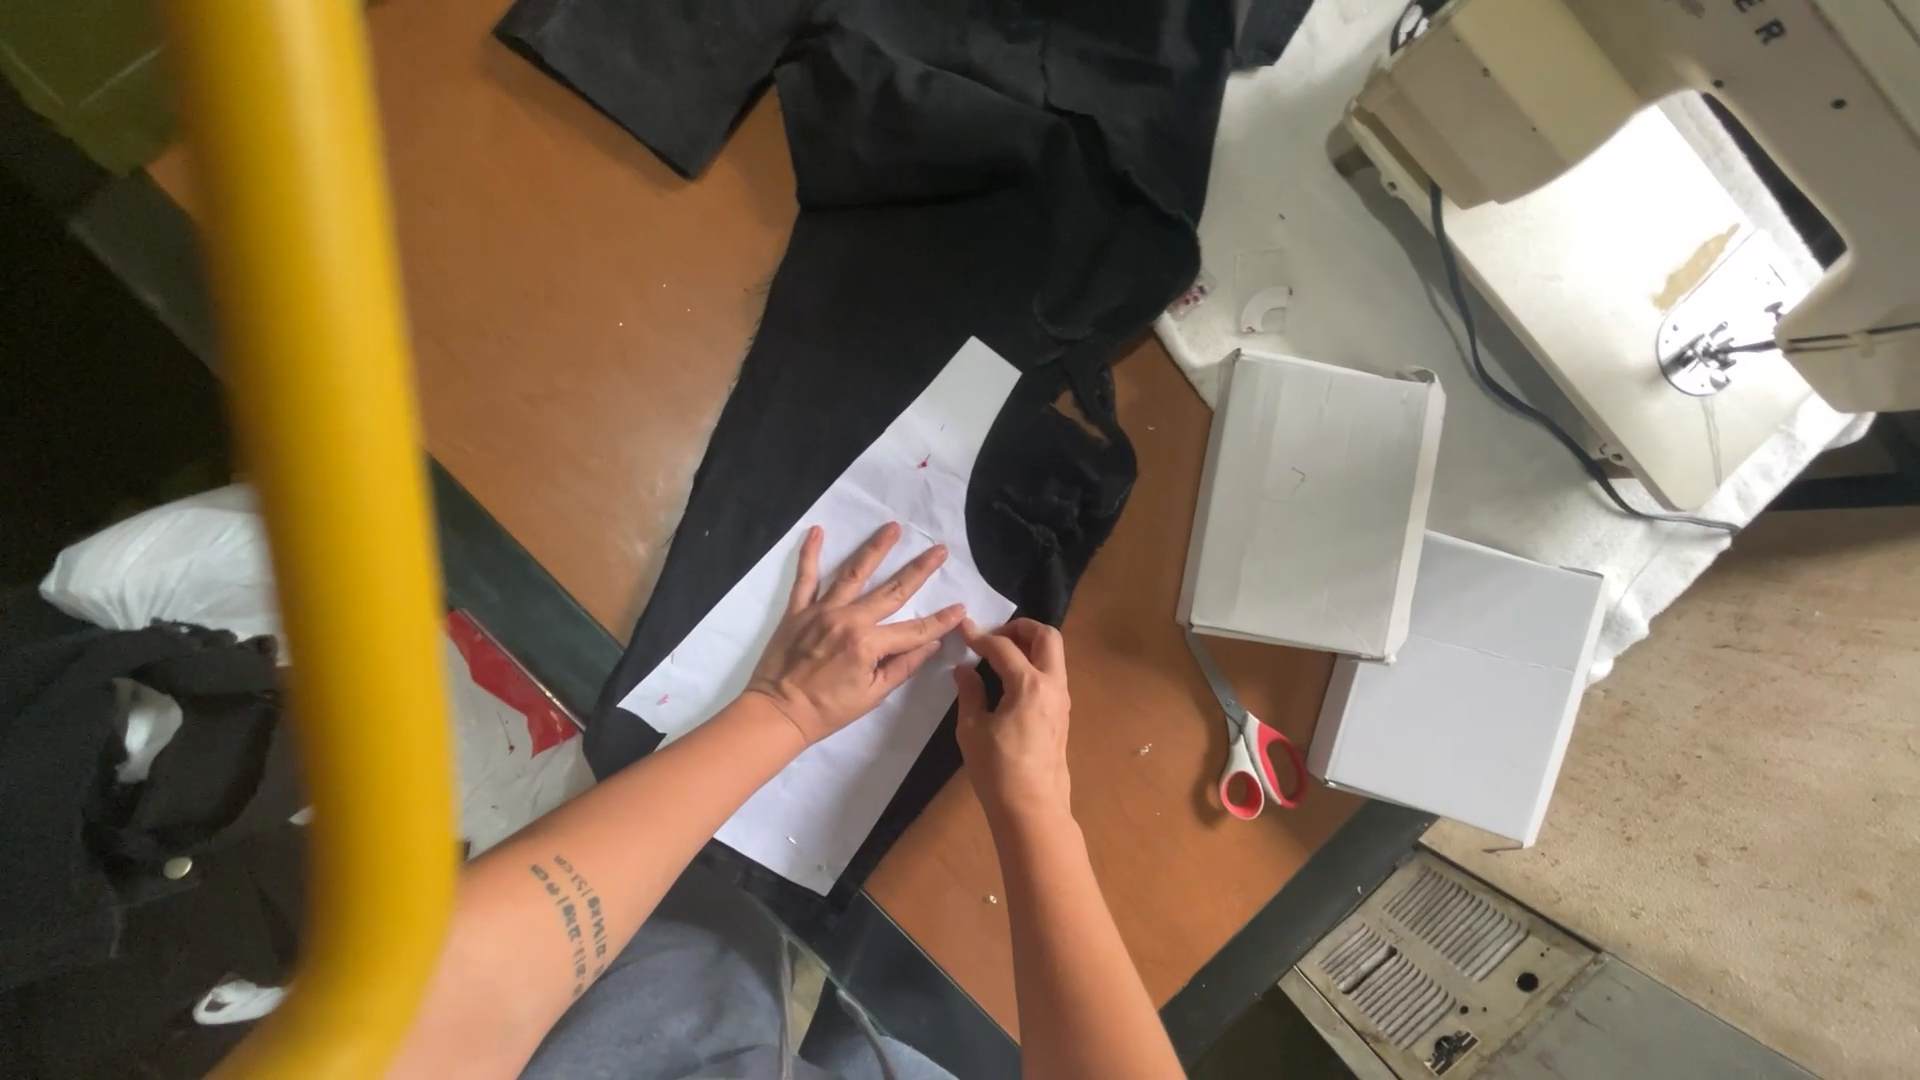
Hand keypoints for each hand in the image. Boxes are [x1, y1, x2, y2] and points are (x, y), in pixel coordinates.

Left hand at [746, 522, 965, 745]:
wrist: (777, 713)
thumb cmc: (828, 710)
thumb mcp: (873, 695)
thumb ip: (903, 666)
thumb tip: (932, 644)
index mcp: (869, 645)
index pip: (915, 630)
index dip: (941, 620)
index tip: (961, 607)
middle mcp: (849, 620)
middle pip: (892, 590)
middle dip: (919, 569)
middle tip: (939, 549)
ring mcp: (822, 610)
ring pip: (854, 573)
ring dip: (875, 548)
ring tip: (892, 527)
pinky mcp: (798, 609)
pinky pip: (805, 577)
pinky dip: (811, 553)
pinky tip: (818, 531)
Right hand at [954, 618, 1072, 826]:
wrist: (1032, 810)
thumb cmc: (998, 770)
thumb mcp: (972, 729)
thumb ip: (970, 693)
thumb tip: (965, 670)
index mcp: (1029, 685)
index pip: (1003, 646)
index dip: (979, 636)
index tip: (962, 630)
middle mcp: (1053, 685)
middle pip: (1047, 636)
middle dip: (1020, 627)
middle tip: (993, 636)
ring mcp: (1062, 701)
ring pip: (1054, 655)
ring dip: (1030, 645)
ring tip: (1000, 656)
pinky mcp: (1062, 715)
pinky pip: (1052, 675)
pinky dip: (1034, 664)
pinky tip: (1010, 680)